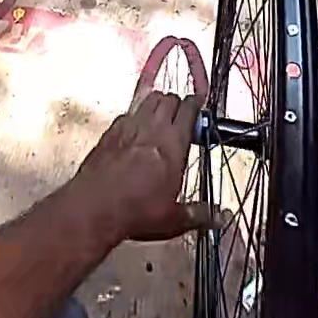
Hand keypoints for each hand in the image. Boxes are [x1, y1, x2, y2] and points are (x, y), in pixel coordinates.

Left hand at [66, 91, 212, 243]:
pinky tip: (137, 129)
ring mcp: (131, 124)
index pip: (189, 109)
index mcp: (173, 144)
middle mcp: (153, 127)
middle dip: (177, 104)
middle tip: (180, 117)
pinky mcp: (112, 129)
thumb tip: (222, 216)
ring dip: (158, 103)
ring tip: (161, 117)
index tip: (198, 105)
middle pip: (169, 98)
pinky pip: (129, 111)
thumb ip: (199, 213)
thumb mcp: (173, 219)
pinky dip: (137, 114)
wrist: (95, 205)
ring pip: (150, 99)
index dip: (195, 104)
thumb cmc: (137, 212)